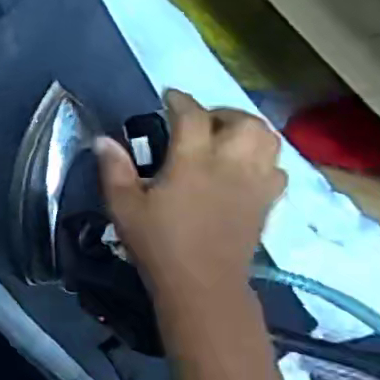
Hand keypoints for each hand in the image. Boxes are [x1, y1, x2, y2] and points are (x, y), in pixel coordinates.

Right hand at [94, 88, 286, 298]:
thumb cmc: (157, 242)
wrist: (201, 283)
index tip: (167, 97)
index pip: (191, 116)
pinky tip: (243, 166)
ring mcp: (256, 182)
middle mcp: (231, 163)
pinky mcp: (268, 201)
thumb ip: (114, 169)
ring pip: (267, 138)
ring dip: (247, 129)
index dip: (179, 101)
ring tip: (224, 136)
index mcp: (193, 161)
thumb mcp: (123, 205)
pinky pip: (276, 166)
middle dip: (220, 113)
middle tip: (198, 120)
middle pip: (241, 121)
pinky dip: (262, 157)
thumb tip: (103, 139)